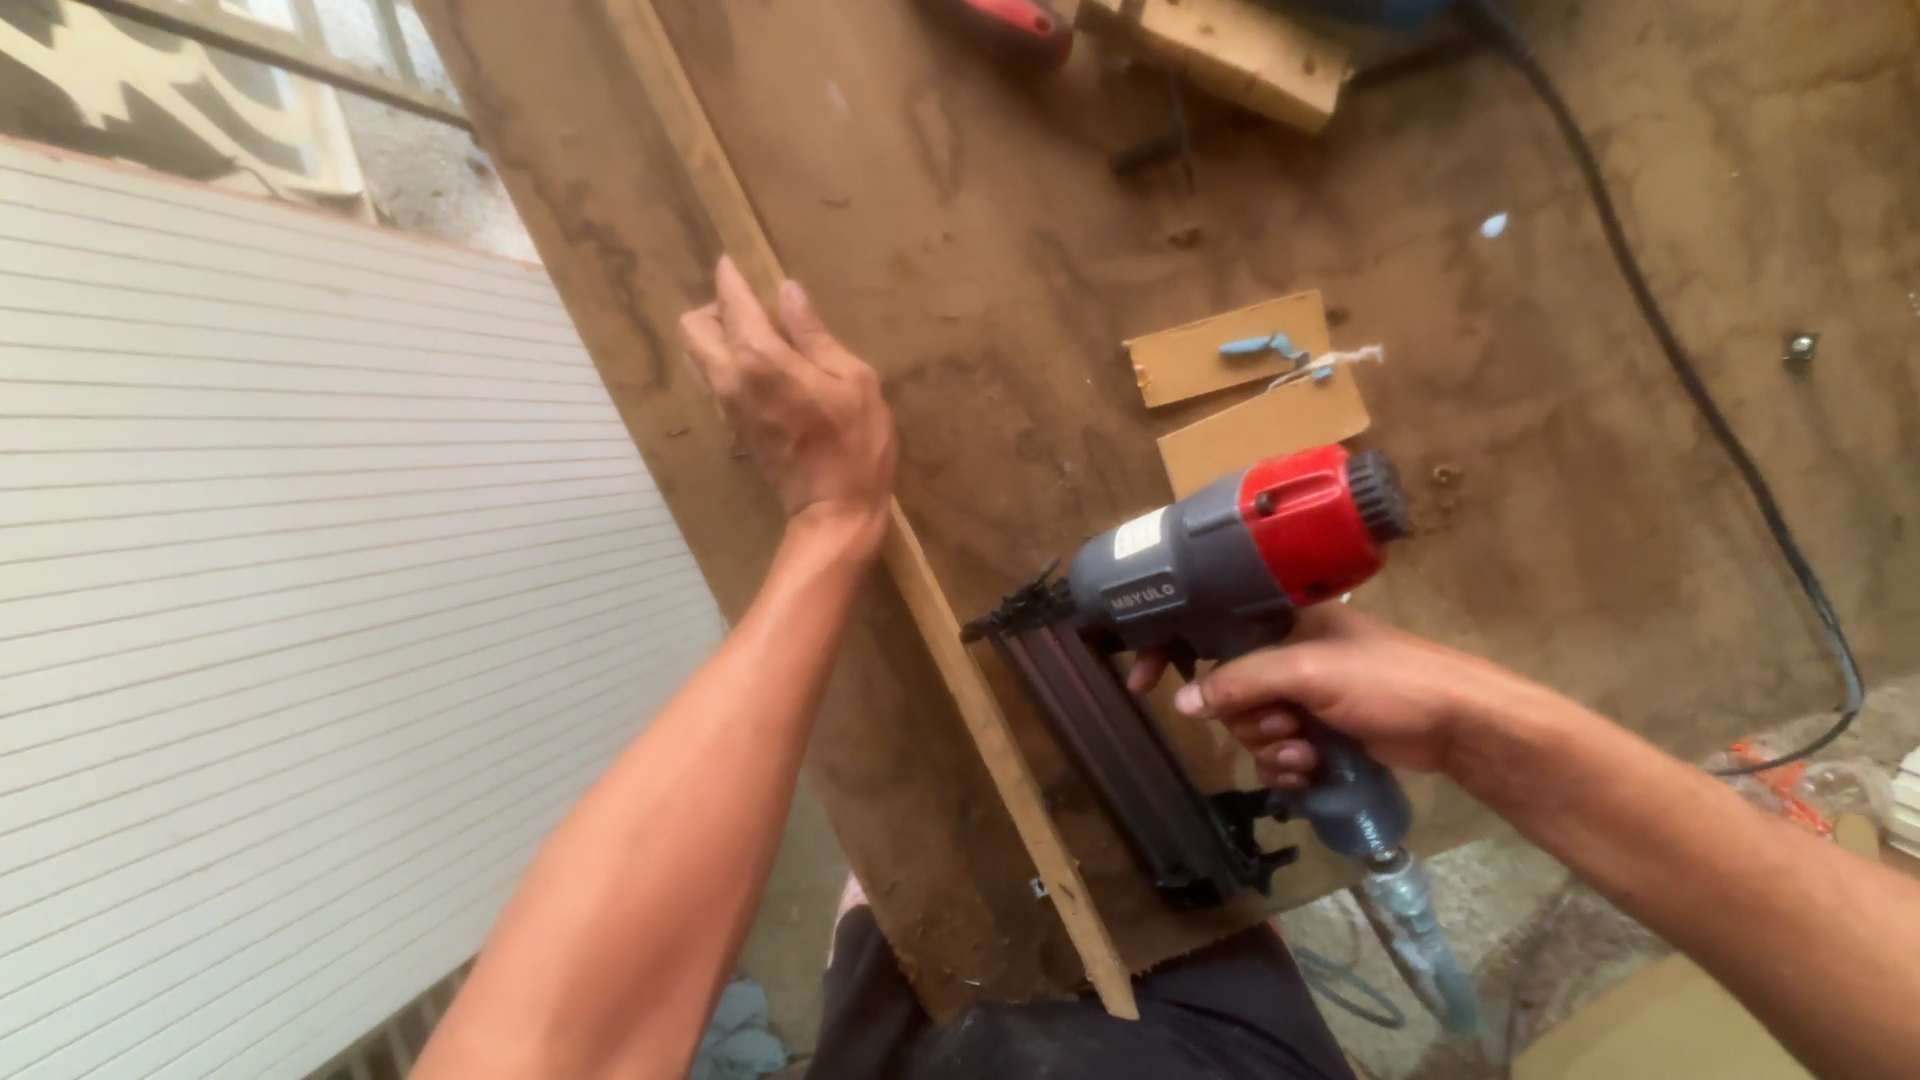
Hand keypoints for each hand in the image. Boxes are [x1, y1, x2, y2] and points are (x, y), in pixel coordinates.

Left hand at [679, 256, 896, 543]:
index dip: (730, 278)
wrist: (835, 508)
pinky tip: (760, 370)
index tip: (732, 262)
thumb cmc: (856, 442)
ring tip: (757, 338)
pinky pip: (712, 380)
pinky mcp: (733, 426)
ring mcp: (727, 406)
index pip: (732, 304)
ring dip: (715, 337)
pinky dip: (723, 363)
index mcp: (761, 359)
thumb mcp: (853, 379)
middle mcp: (731, 378)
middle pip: (692, 328)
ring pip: (695, 356)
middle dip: (715, 309)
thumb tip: (788, 292)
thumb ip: (815, 334)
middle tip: (752, 310)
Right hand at [1127, 605, 1532, 787]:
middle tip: (1285, 724)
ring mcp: (1301, 694)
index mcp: (1279, 620)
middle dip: (1249, 719)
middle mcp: (1284, 653)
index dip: (1170, 650)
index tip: (1140, 680)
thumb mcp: (1308, 672)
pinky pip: (1274, 750)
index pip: (1207, 628)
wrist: (1461, 724)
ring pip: (1248, 726)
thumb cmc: (1388, 680)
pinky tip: (1311, 770)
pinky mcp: (1317, 729)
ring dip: (1270, 747)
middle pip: (1225, 691)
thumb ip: (1240, 682)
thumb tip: (1181, 705)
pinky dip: (1286, 765)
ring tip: (1306, 751)